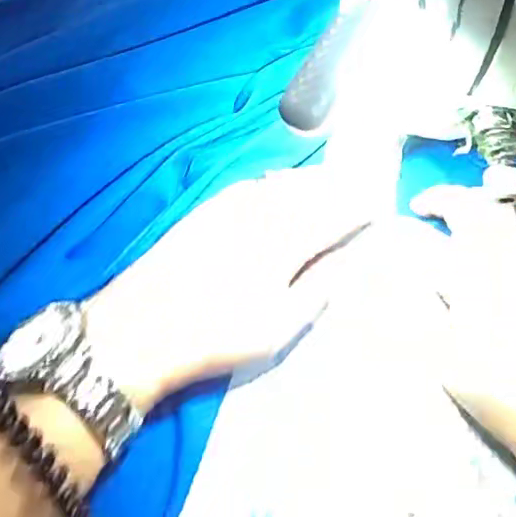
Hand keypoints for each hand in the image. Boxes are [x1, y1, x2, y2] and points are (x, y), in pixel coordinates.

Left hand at [82, 166, 376, 412]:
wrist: (135, 333)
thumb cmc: (214, 337)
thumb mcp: (276, 329)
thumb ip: (318, 288)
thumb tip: (348, 257)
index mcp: (289, 245)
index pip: (337, 217)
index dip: (361, 209)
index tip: (380, 205)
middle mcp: (267, 216)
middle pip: (316, 192)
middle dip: (344, 187)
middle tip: (363, 184)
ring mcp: (236, 208)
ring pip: (287, 184)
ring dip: (315, 180)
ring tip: (332, 179)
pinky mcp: (210, 209)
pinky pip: (254, 184)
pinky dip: (277, 180)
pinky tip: (283, 183)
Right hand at [403, 184, 515, 457]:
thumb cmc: (502, 383)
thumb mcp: (445, 357)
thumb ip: (411, 319)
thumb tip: (374, 297)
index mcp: (484, 263)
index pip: (454, 216)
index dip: (432, 205)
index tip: (413, 208)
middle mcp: (512, 249)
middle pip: (485, 204)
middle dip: (455, 197)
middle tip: (430, 207)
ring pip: (508, 211)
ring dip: (480, 203)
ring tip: (458, 215)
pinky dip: (504, 218)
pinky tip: (494, 238)